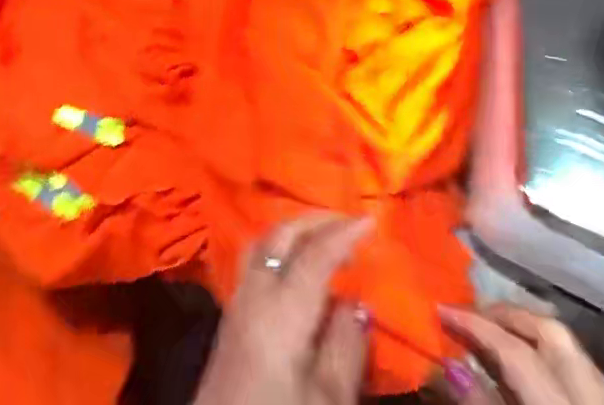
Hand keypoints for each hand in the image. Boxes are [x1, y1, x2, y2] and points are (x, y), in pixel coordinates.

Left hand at [194, 213, 374, 404]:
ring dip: (292, 230)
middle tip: (348, 218)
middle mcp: (253, 293)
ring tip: (325, 231)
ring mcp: (237, 300)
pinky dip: (278, 248)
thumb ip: (344, 347)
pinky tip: (297, 263)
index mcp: (280, 311)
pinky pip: (255, 262)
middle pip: (277, 238)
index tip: (371, 219)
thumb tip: (357, 303)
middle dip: (312, 220)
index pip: (312, 257)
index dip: (342, 235)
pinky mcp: (232, 314)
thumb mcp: (329, 399)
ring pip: (261, 244)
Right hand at [438, 305, 603, 404]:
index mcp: (565, 402)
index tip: (438, 308)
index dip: (474, 324)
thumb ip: (484, 404)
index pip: (517, 350)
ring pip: (569, 347)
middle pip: (552, 333)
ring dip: (525, 329)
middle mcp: (596, 394)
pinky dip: (546, 353)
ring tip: (490, 332)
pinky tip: (525, 360)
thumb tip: (448, 363)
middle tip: (466, 312)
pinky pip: (580, 368)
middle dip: (505, 313)